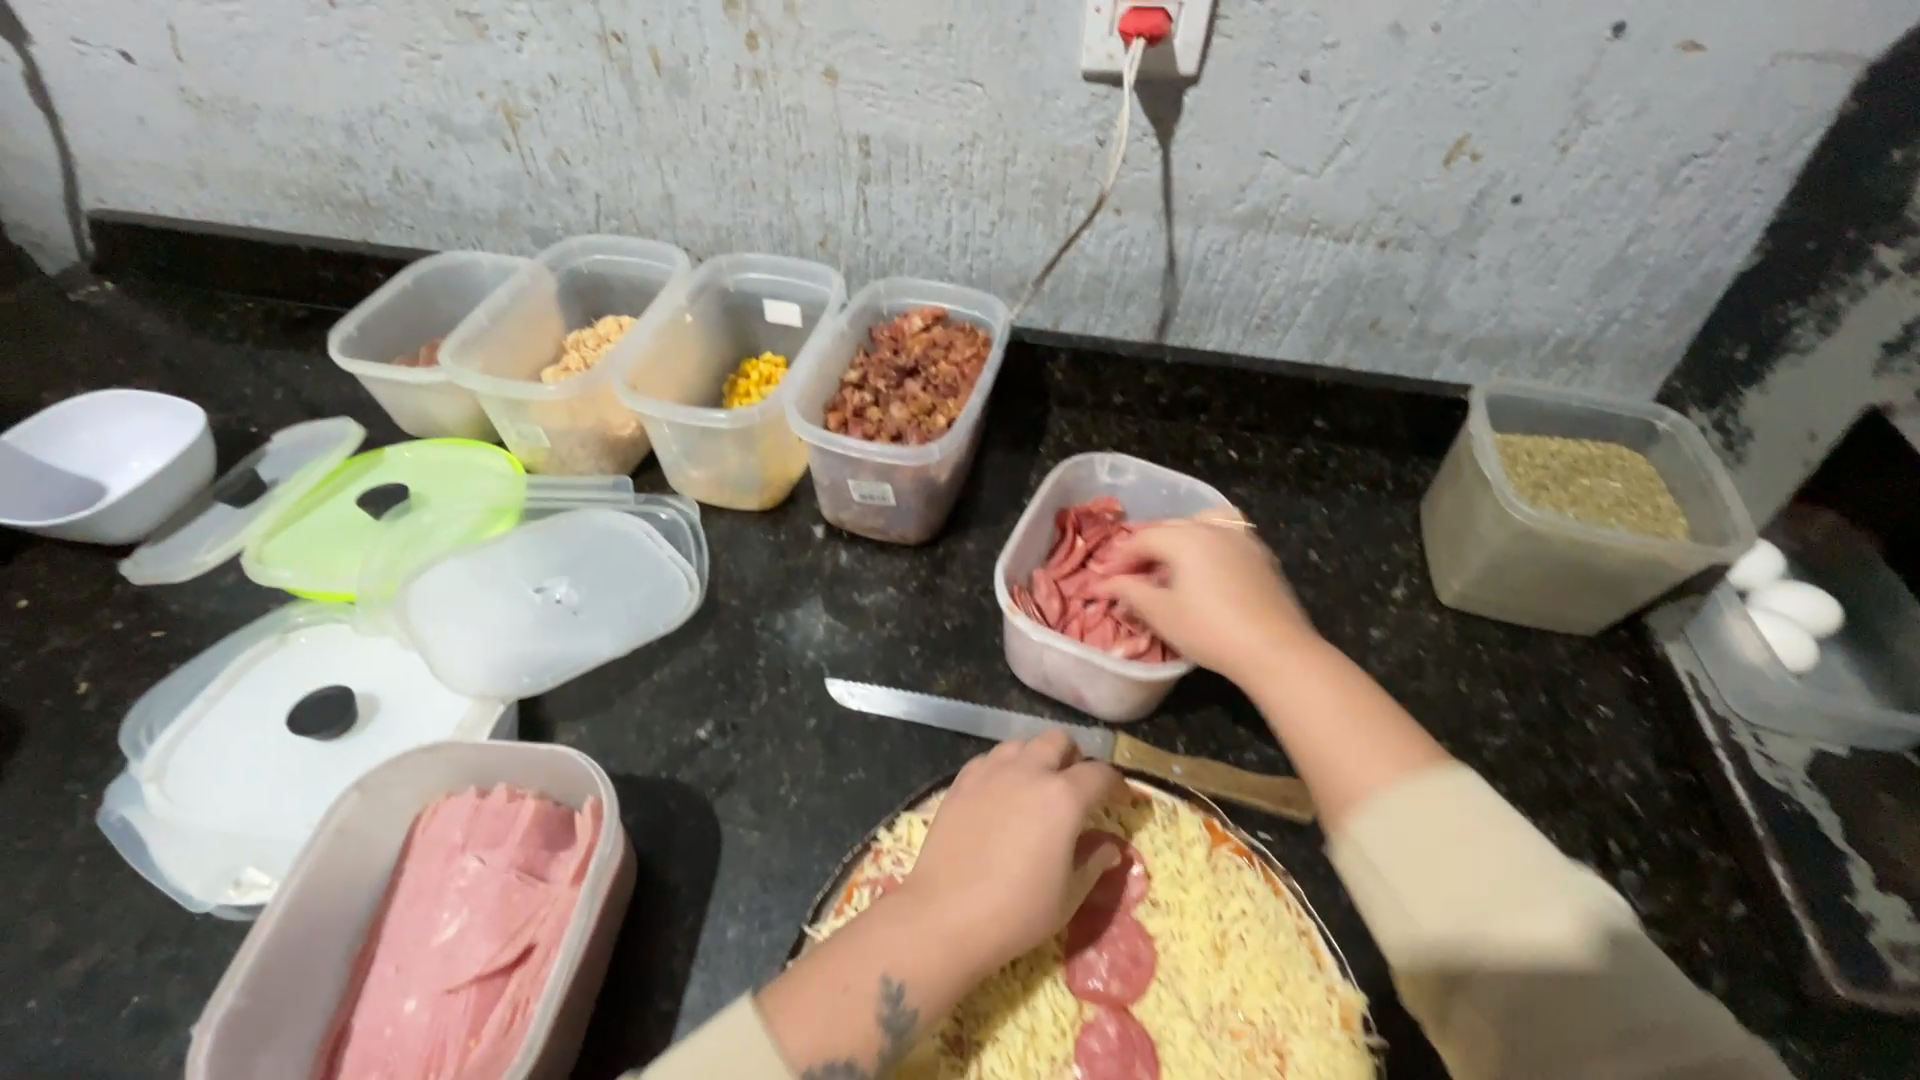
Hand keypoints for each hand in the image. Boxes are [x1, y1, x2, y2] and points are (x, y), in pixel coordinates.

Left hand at [895, 730, 1126, 977]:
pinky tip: (1001, 795)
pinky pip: (989, 759)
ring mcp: (990, 772)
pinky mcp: (961, 781)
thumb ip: (1093, 862)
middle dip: (1073, 758)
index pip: (1100, 774)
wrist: (945, 915)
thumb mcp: (1068, 895)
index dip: (1115, 784)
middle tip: (1074, 788)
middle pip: (1058, 740)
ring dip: (1035, 757)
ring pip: (1021, 743)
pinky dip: (1003, 768)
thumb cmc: (1017, 912)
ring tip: (1035, 787)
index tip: (1118, 799)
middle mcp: (1028, 772)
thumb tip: (1111, 848)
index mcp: (1064, 797)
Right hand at [1094, 507, 1317, 682]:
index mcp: (1185, 538)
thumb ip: (1129, 592)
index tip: (1104, 581)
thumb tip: (1104, 584)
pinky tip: (1202, 569)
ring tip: (1166, 564)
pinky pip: (1224, 536)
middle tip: (1129, 574)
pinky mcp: (1261, 556)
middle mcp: (1213, 528)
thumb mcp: (1161, 613)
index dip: (1118, 559)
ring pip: (1199, 526)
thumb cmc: (1210, 631)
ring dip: (1176, 540)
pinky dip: (1205, 544)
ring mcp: (1242, 539)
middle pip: (1169, 528)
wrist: (1275, 649)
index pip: (1141, 540)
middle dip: (1144, 548)